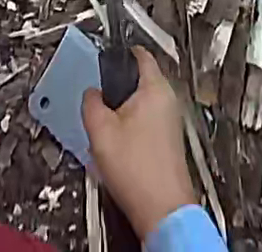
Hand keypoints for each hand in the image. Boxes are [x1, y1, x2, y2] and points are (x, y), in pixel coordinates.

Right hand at [82, 47, 197, 237]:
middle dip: (119, 87)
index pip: (140, 54)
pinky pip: (147, 120)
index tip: (109, 54)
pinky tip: (121, 145)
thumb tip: (91, 94)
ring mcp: (171, 119)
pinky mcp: (169, 138)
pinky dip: (133, 125)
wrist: (162, 210)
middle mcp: (168, 99)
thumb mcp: (100, 130)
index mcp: (155, 87)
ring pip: (142, 101)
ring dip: (124, 109)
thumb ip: (91, 102)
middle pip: (140, 79)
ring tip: (108, 126)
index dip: (122, 51)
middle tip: (102, 98)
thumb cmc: (138, 171)